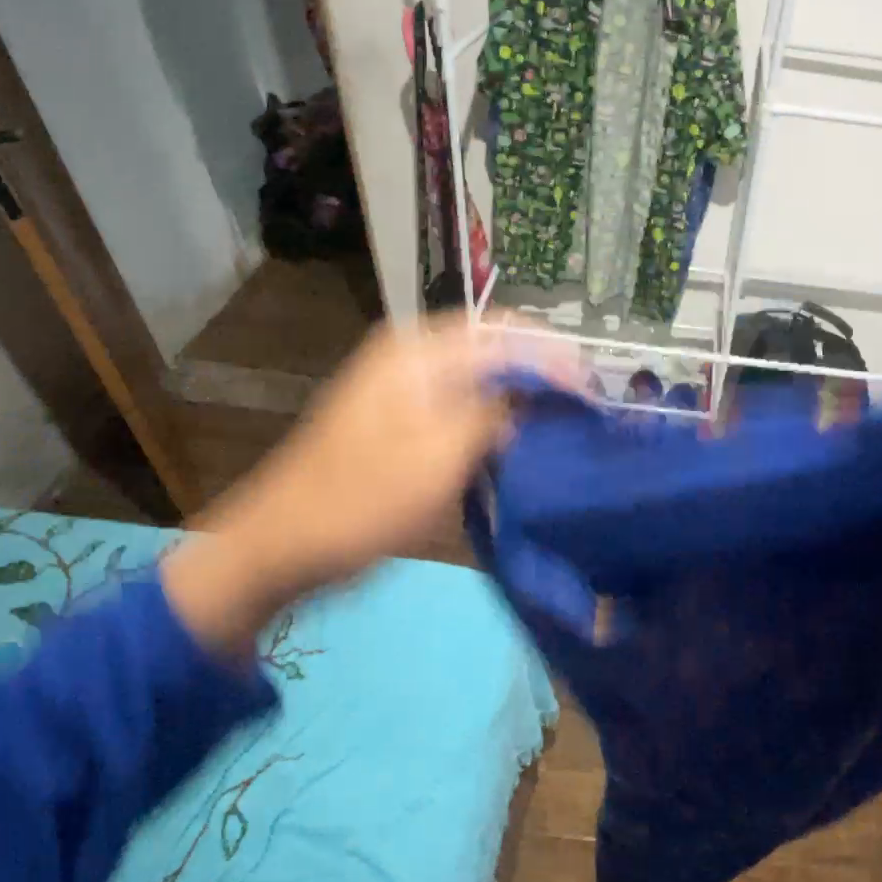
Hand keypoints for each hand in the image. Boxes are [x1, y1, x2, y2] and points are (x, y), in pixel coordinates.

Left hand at [163, 314, 578, 654]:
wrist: (284, 545)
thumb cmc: (363, 500)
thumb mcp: (440, 455)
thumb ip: (496, 412)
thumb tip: (539, 394)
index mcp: (418, 350)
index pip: (507, 335)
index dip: (557, 361)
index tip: (597, 397)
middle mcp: (412, 356)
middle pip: (496, 350)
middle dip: (543, 375)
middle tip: (587, 412)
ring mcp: (404, 389)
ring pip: (481, 380)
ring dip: (521, 398)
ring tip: (564, 426)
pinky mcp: (402, 423)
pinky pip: (462, 407)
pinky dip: (494, 420)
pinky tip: (520, 445)